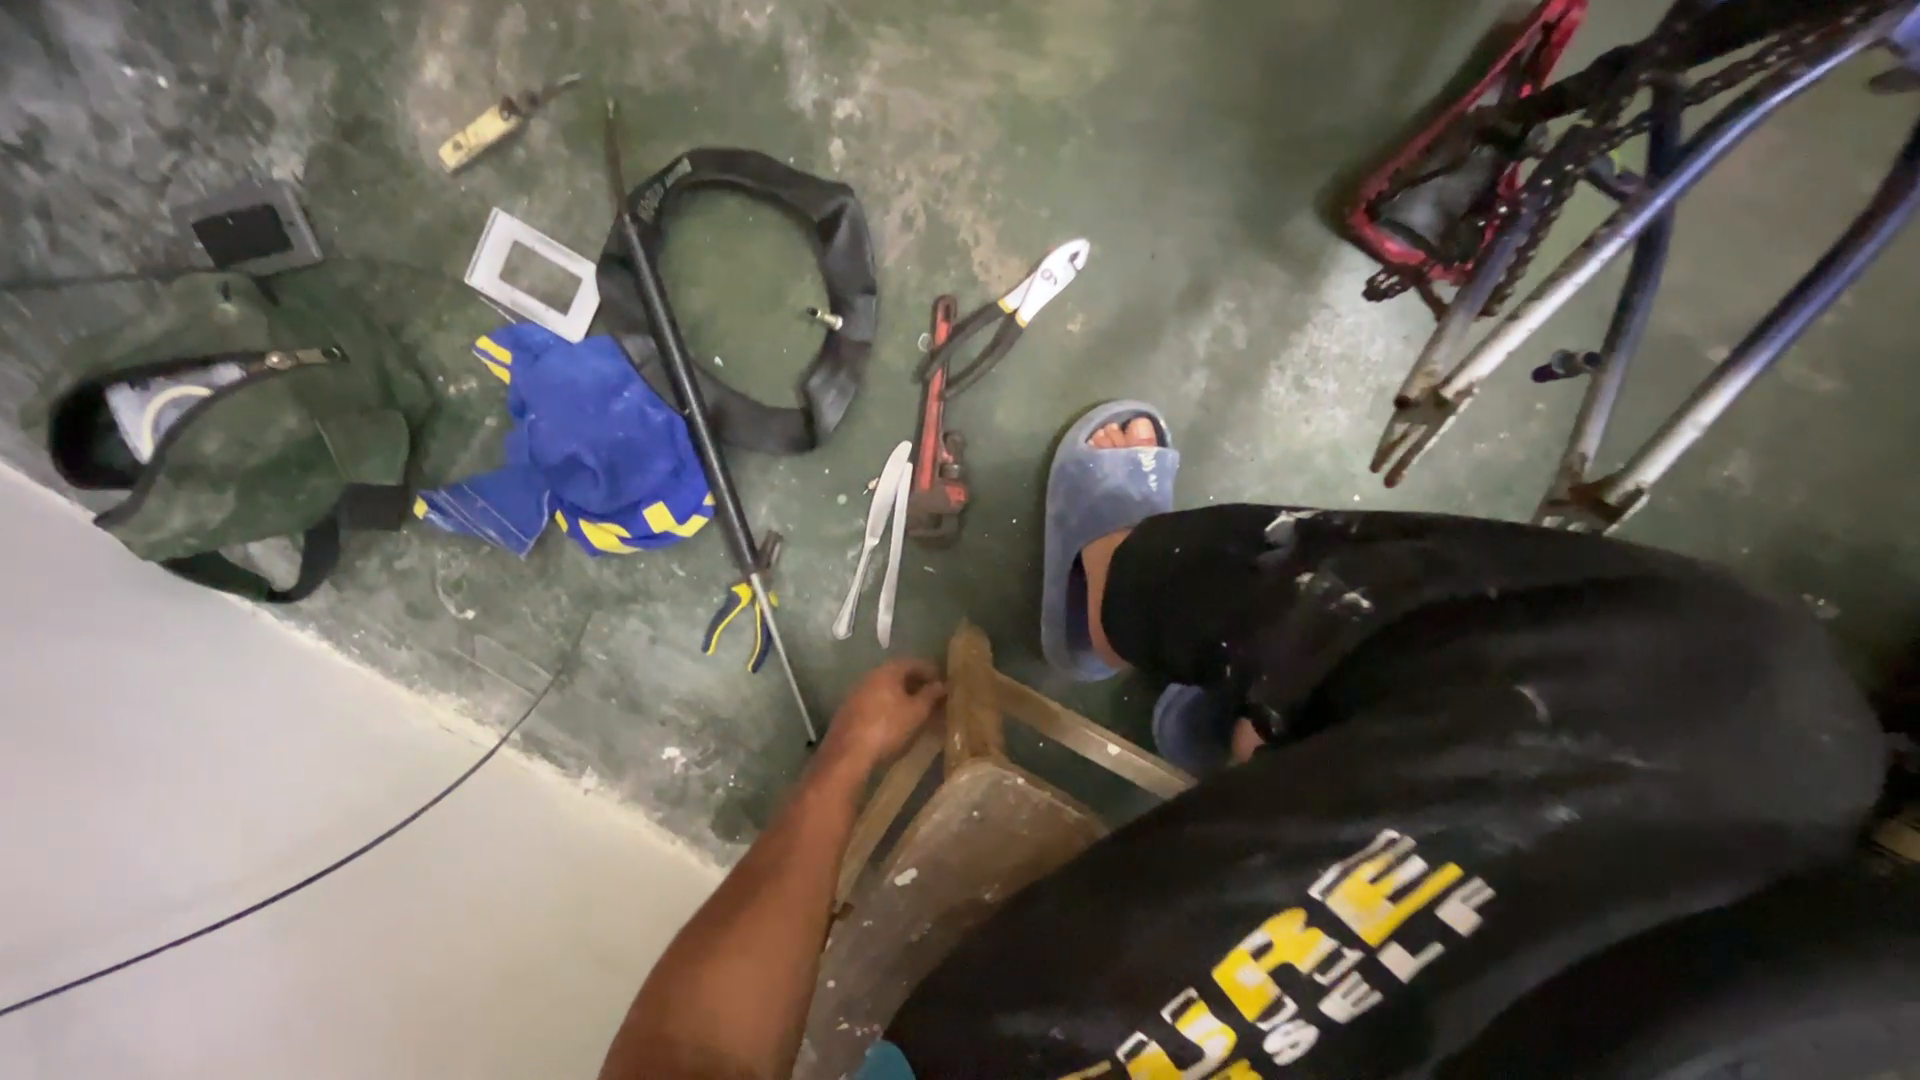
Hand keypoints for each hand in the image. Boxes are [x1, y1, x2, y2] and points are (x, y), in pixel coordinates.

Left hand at [819, 659, 946, 774]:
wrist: (849, 753)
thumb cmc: (888, 727)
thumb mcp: (917, 712)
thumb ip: (930, 695)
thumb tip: (941, 684)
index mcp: (887, 672)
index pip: (912, 663)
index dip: (929, 671)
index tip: (941, 683)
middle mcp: (869, 677)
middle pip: (897, 675)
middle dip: (916, 684)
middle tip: (931, 697)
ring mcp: (856, 694)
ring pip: (885, 689)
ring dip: (901, 696)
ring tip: (915, 711)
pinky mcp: (849, 711)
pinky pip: (874, 702)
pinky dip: (888, 707)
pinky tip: (894, 721)